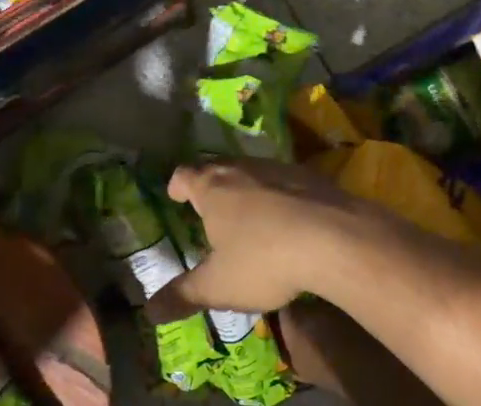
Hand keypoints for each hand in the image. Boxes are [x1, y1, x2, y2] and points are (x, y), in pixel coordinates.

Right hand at [146, 158, 378, 320]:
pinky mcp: (308, 175)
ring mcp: (276, 168)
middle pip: (217, 167)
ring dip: (245, 187)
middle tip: (208, 204)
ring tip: (247, 212)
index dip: (178, 185)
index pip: (184, 174)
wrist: (332, 237)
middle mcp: (241, 168)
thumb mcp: (218, 286)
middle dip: (209, 183)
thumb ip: (183, 296)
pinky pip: (283, 180)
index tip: (176, 195)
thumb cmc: (263, 260)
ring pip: (251, 170)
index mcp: (212, 188)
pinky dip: (278, 194)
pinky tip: (287, 217)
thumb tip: (148, 311)